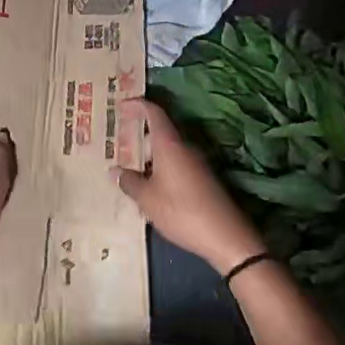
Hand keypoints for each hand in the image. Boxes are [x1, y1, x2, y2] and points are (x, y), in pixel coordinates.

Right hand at [113, 98, 267, 273]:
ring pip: (169, 150)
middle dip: (139, 133)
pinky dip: (161, 167)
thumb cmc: (182, 211)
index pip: (154, 112)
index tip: (121, 104)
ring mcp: (198, 165)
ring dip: (150, 153)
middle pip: (161, 131)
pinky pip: (177, 164)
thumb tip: (115, 171)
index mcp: (169, 144)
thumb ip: (129, 181)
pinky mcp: (205, 181)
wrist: (228, 240)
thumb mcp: (147, 199)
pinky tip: (150, 185)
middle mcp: (185, 148)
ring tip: (129, 164)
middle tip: (118, 139)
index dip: (138, 104)